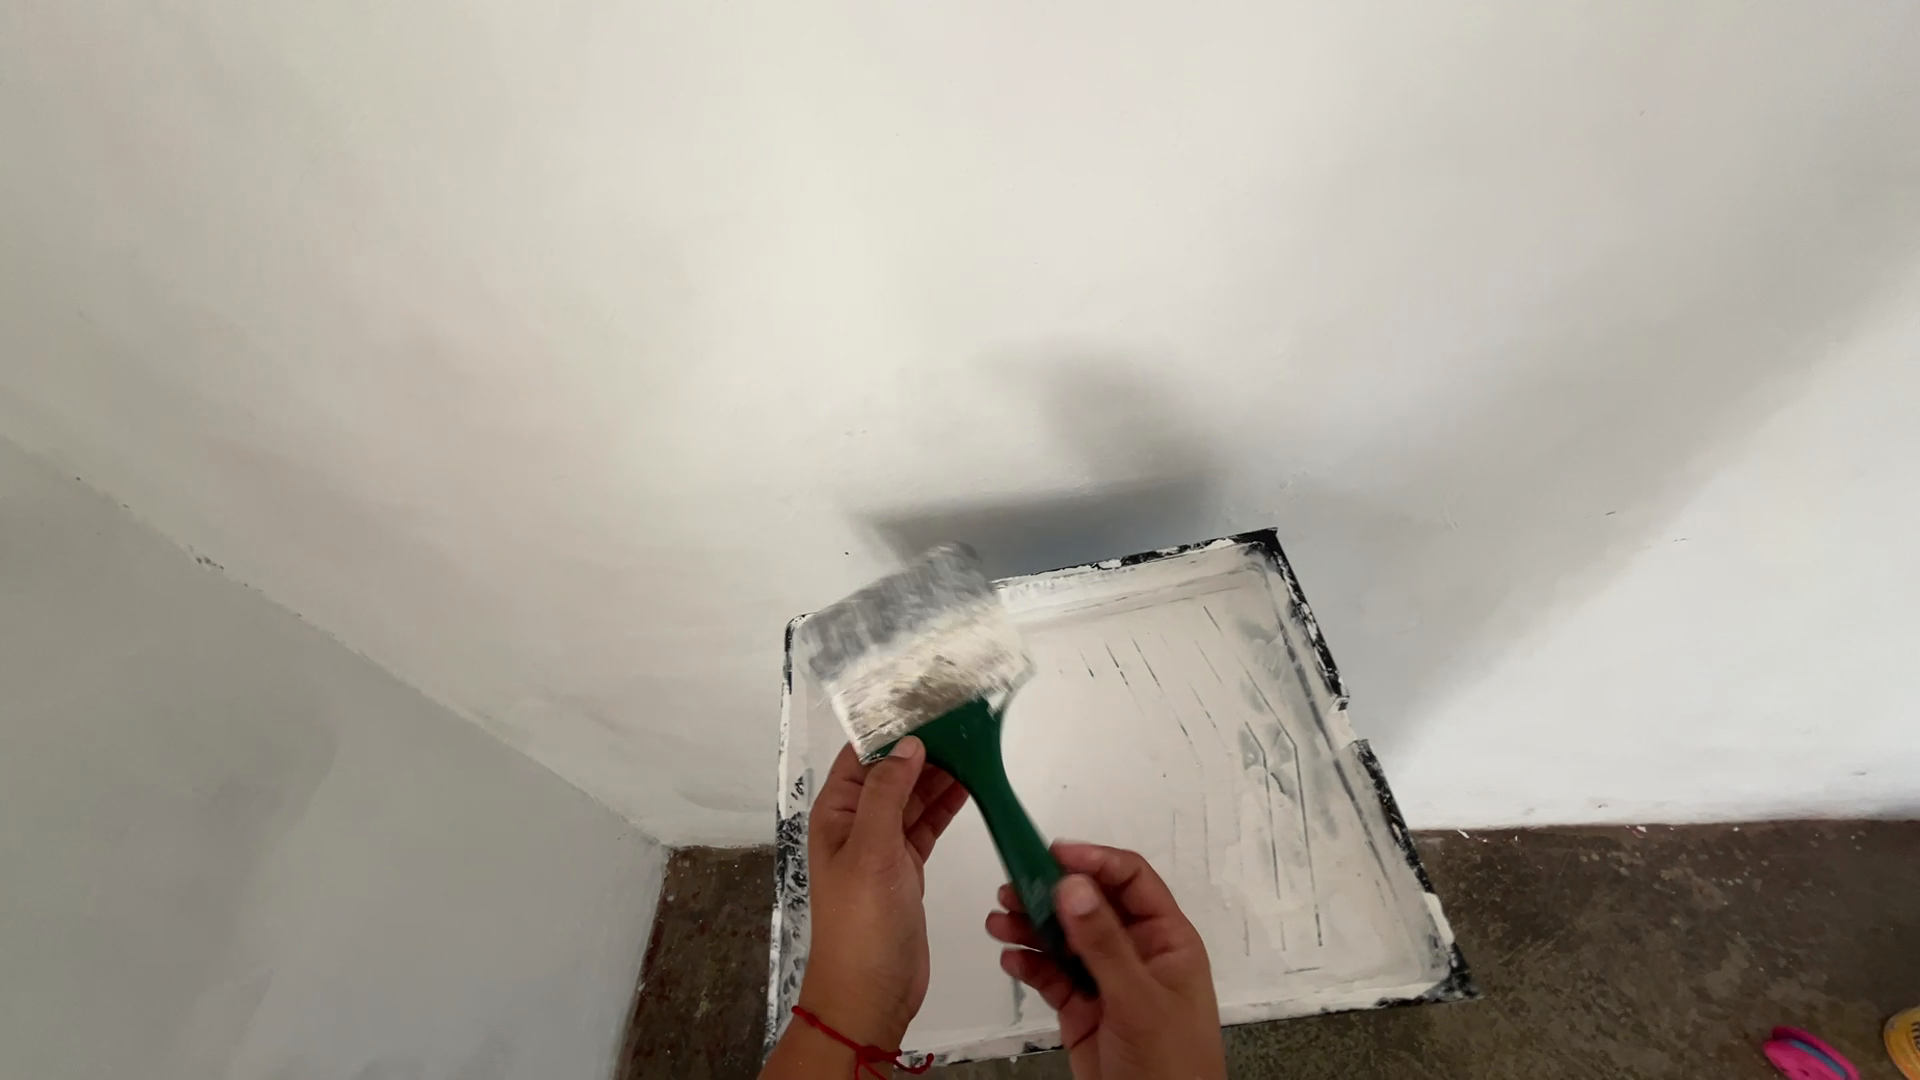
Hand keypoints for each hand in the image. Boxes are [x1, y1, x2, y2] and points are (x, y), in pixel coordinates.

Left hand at [795, 736, 969, 1047]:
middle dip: (922, 748)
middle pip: (892, 771)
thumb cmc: (860, 920)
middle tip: (961, 723)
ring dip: (939, 774)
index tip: (925, 704)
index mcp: (837, 812)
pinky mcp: (907, 862)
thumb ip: (889, 793)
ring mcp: (884, 842)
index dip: (889, 728)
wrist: (871, 993)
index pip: (861, 754)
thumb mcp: (871, 849)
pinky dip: (947, 804)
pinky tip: (970, 784)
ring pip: (914, 795)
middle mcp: (858, 821)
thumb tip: (909, 744)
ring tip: (972, 746)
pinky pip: (928, 821)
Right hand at [986, 843, 1225, 1079]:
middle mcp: (1135, 950)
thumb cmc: (1169, 1068)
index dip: (1094, 860)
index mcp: (1165, 939)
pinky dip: (1029, 963)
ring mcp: (1107, 979)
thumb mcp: (1138, 1001)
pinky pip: (1052, 973)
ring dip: (1031, 925)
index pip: (1130, 879)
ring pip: (1065, 936)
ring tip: (997, 921)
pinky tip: (1010, 957)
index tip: (1052, 853)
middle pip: (1089, 903)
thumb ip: (1103, 942)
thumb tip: (1071, 883)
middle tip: (1010, 886)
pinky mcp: (1082, 1008)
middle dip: (1049, 893)